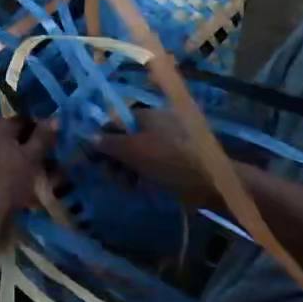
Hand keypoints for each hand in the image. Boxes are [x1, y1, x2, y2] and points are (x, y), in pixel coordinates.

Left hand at [0, 116, 49, 236]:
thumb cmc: (11, 181)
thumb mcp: (32, 158)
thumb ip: (43, 136)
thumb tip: (53, 119)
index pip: (20, 120)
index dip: (36, 130)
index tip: (47, 144)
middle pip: (6, 134)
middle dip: (23, 143)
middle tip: (38, 159)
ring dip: (10, 155)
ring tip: (25, 171)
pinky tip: (8, 179)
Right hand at [95, 109, 214, 202]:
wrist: (212, 182)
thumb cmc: (170, 161)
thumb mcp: (135, 151)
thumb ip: (110, 143)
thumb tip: (90, 137)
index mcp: (145, 115)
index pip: (113, 122)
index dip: (101, 139)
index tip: (94, 161)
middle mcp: (155, 124)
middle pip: (123, 138)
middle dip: (114, 158)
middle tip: (112, 177)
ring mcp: (166, 141)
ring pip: (136, 152)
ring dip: (126, 169)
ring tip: (127, 186)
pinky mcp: (174, 159)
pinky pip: (149, 162)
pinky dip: (141, 173)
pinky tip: (139, 186)